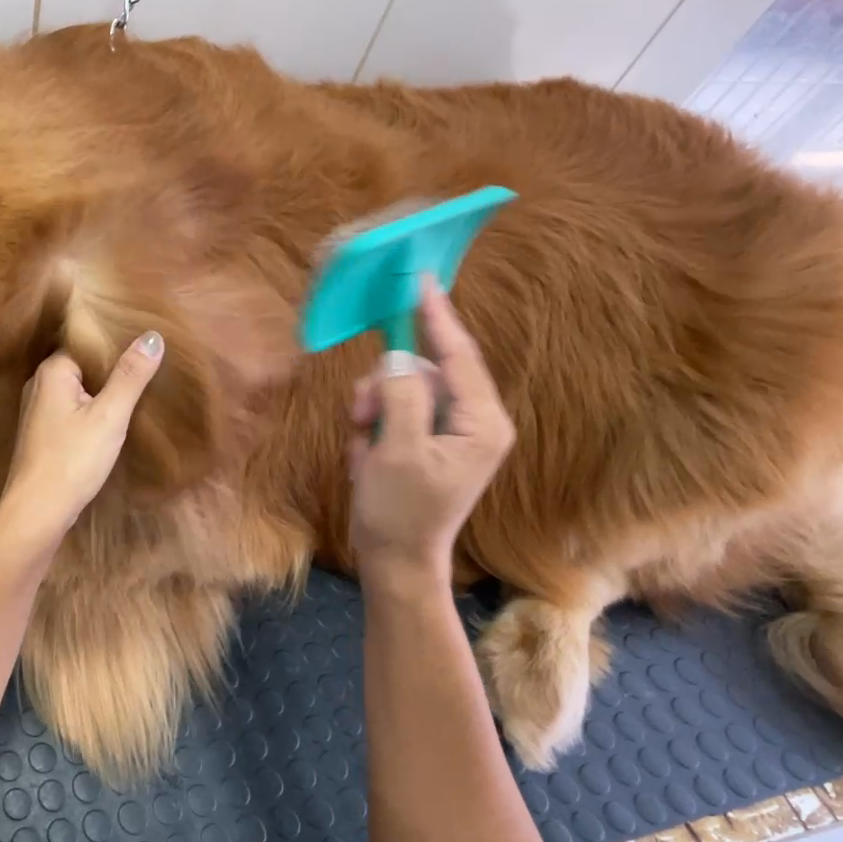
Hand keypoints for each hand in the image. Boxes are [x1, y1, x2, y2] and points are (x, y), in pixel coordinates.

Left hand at [0, 332, 164, 542]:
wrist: (37, 512)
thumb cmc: (72, 460)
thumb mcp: (109, 416)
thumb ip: (131, 375)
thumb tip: (153, 335)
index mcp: (52, 372)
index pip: (86, 343)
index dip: (115, 343)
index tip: (146, 344)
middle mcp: (39, 385)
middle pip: (82, 366)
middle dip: (111, 367)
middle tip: (149, 366)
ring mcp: (38, 411)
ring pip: (78, 390)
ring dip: (103, 392)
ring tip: (138, 390)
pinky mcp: (43, 434)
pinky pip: (72, 410)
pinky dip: (92, 411)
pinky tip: (112, 419)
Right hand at [349, 276, 513, 589]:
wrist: (394, 560)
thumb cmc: (399, 511)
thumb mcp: (396, 451)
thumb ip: (400, 396)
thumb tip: (398, 359)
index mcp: (482, 422)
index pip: (459, 356)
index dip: (437, 318)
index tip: (420, 282)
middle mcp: (473, 421)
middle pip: (424, 371)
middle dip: (385, 387)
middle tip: (360, 415)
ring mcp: (449, 432)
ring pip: (403, 389)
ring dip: (373, 408)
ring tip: (362, 444)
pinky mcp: (426, 441)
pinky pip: (394, 410)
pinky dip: (373, 426)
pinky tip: (368, 456)